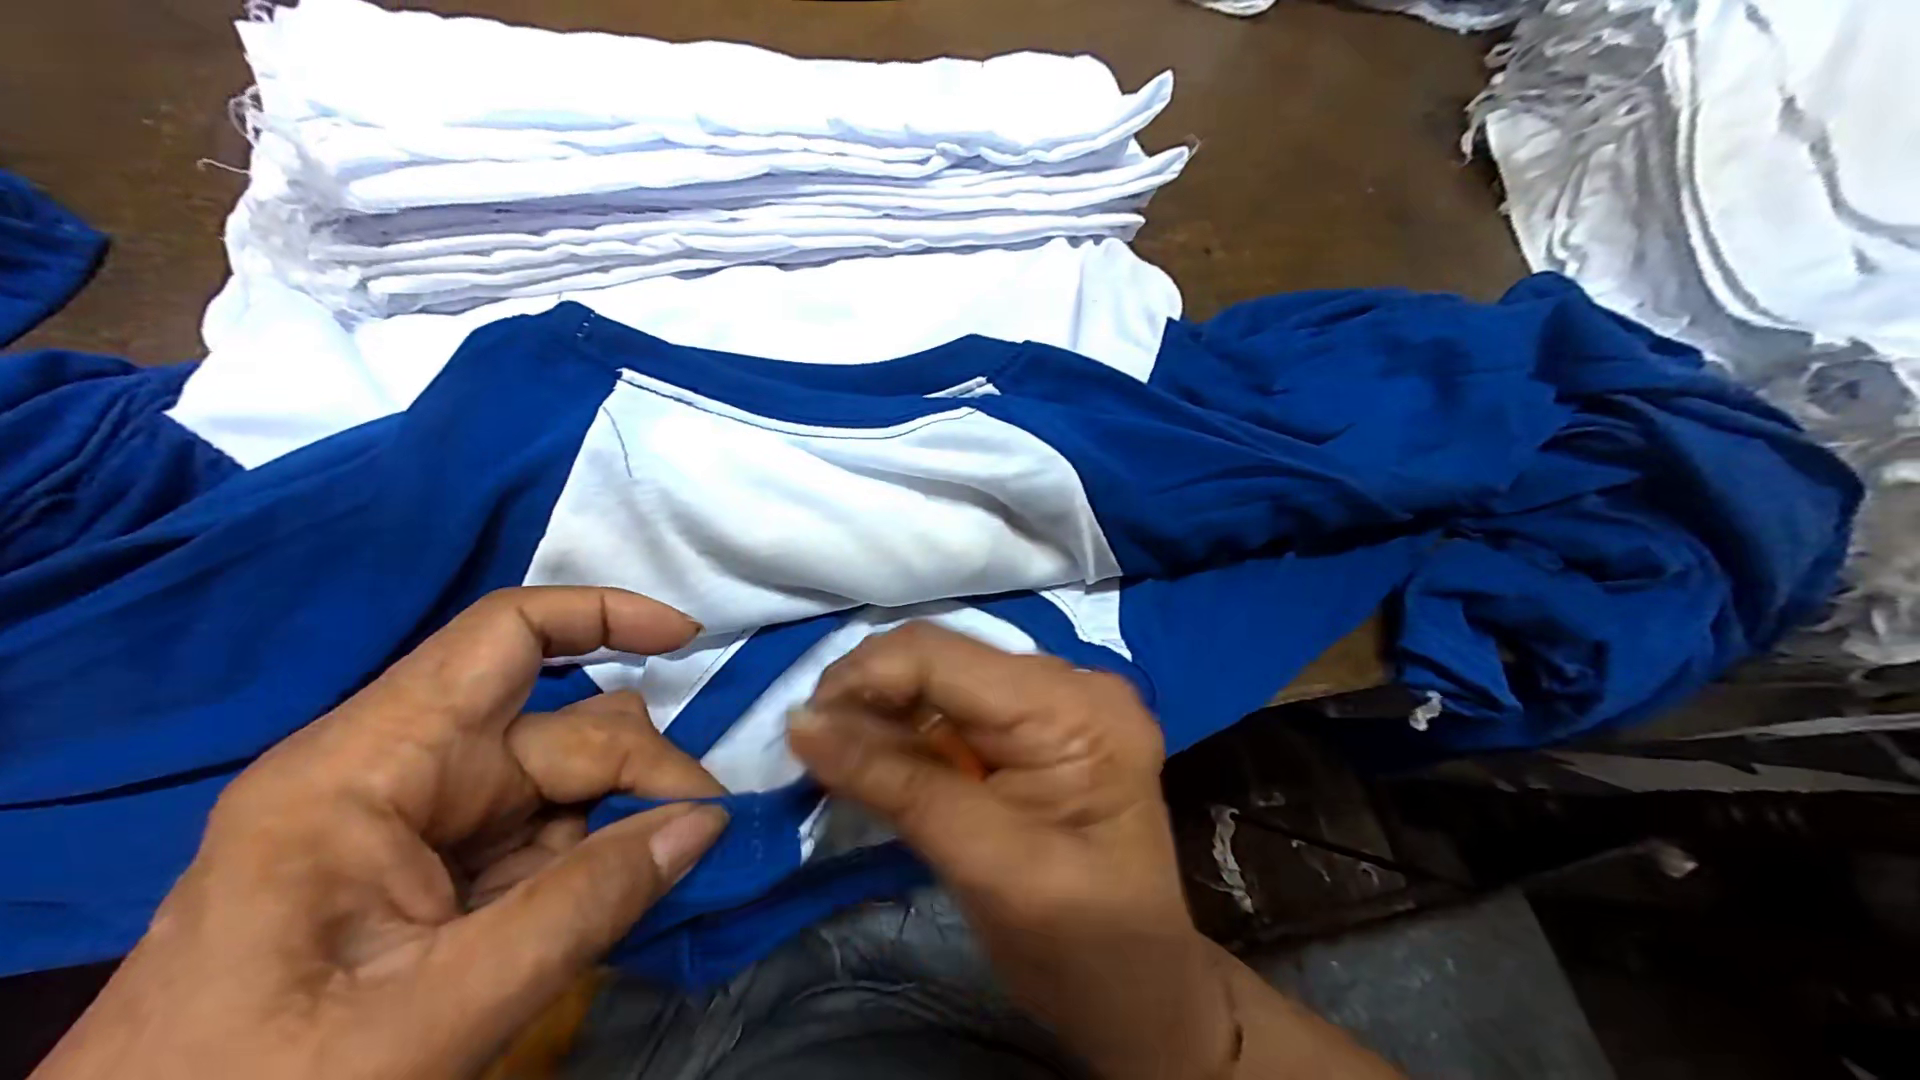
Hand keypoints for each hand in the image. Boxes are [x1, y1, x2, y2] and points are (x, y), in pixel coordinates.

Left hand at [34, 587, 730, 1079]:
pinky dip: (602, 857)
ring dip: (628, 820)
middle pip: (564, 726)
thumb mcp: (430, 1016)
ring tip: (665, 875)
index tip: (689, 638)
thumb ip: (582, 910)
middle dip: (644, 772)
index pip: (503, 637)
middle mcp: (404, 774)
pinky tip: (623, 897)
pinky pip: (554, 835)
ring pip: (570, 783)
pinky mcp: (446, 871)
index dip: (603, 615)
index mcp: (368, 769)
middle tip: (708, 830)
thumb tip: (707, 823)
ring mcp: (428, 824)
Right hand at [787, 622, 1236, 1079]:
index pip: (946, 657)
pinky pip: (961, 705)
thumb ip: (897, 786)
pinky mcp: (1045, 722)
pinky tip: (889, 760)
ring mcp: (1062, 699)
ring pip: (945, 678)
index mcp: (1076, 710)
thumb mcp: (986, 867)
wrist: (1141, 989)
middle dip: (872, 695)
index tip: (805, 727)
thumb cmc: (1080, 947)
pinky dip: (916, 729)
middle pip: (944, 659)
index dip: (865, 677)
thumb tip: (802, 725)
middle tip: (820, 747)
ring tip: (848, 757)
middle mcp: (1073, 683)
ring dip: (888, 713)